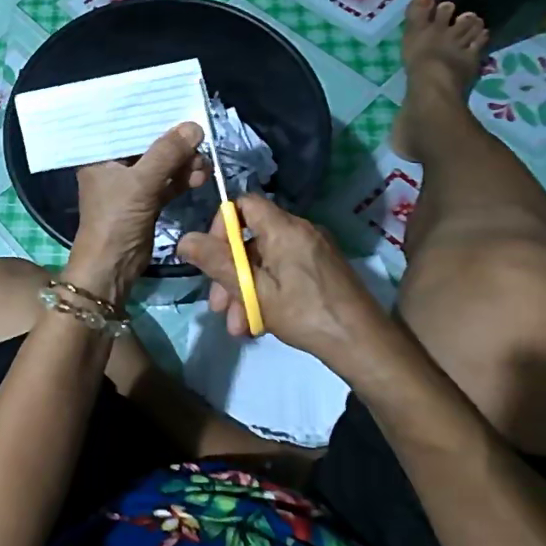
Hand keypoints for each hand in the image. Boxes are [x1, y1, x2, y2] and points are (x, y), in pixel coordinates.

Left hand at [64, 122, 208, 304]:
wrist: (112, 267)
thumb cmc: (115, 219)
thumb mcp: (141, 182)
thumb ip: (167, 153)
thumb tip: (194, 126)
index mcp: (100, 155)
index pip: (126, 126)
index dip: (153, 116)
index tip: (180, 106)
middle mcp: (113, 165)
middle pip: (148, 144)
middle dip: (176, 143)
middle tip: (200, 141)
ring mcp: (130, 184)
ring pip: (162, 164)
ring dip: (184, 162)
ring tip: (204, 164)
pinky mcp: (146, 201)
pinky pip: (168, 182)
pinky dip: (183, 179)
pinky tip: (202, 176)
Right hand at [176, 195, 393, 364]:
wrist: (362, 342)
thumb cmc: (305, 314)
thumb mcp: (254, 291)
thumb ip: (218, 263)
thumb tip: (184, 240)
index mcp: (284, 228)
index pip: (244, 203)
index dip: (221, 225)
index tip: (211, 257)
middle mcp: (300, 230)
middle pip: (252, 238)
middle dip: (230, 271)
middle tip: (219, 306)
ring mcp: (314, 249)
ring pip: (266, 259)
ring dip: (246, 289)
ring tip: (238, 325)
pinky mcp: (321, 268)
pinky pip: (284, 269)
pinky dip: (267, 290)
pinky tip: (259, 323)